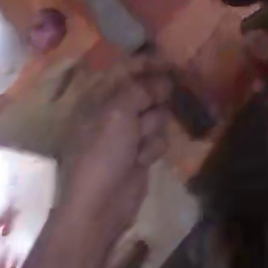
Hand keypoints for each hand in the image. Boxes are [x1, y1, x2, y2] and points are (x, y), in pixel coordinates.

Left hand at [53, 58, 169, 260]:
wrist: (98, 208)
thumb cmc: (101, 154)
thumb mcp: (118, 113)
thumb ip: (141, 89)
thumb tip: (163, 80)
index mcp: (97, 99)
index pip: (124, 69)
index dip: (146, 62)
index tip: (170, 60)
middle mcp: (113, 112)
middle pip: (145, 90)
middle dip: (156, 94)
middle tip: (169, 93)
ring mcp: (128, 134)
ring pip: (157, 114)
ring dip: (153, 126)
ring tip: (140, 144)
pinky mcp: (141, 153)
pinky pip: (159, 138)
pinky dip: (153, 147)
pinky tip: (143, 161)